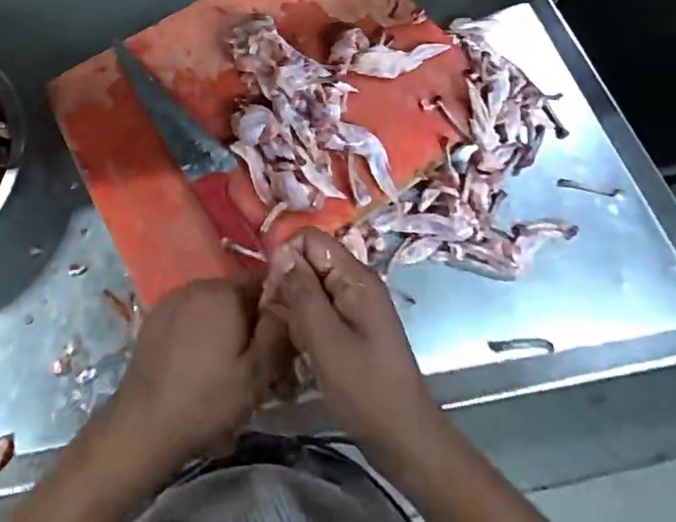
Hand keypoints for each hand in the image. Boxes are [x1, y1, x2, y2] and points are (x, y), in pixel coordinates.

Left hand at [109, 279, 286, 463]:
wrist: (144, 422)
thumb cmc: (207, 399)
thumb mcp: (256, 373)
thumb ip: (275, 331)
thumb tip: (282, 304)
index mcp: (224, 293)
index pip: (260, 281)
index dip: (274, 306)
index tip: (280, 335)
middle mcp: (197, 286)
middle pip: (234, 294)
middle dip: (247, 320)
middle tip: (254, 359)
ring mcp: (171, 300)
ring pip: (210, 306)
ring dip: (222, 326)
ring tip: (225, 365)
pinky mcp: (154, 318)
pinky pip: (187, 316)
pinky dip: (198, 331)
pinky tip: (197, 363)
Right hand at [261, 229, 438, 454]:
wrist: (403, 436)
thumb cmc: (364, 388)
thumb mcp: (325, 339)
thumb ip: (301, 292)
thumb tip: (280, 252)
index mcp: (355, 277)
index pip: (311, 238)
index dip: (286, 256)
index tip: (272, 291)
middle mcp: (355, 282)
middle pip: (309, 260)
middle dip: (287, 284)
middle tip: (275, 318)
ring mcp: (355, 304)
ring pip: (310, 285)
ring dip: (294, 306)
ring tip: (290, 338)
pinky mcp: (351, 325)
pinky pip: (319, 308)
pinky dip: (305, 322)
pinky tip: (302, 348)